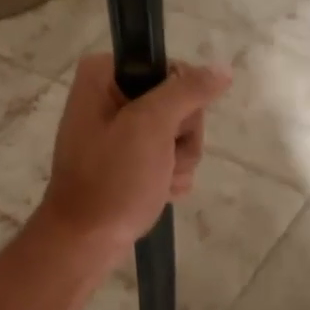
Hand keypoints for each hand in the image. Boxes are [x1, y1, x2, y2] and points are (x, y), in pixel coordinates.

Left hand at [36, 53, 231, 261]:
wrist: (87, 241)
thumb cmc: (112, 180)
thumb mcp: (150, 127)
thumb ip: (187, 91)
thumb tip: (222, 70)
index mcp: (103, 75)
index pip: (170, 69)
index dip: (181, 100)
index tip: (168, 127)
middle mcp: (110, 96)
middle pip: (179, 103)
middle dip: (181, 137)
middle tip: (161, 159)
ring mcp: (120, 131)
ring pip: (180, 133)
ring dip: (178, 162)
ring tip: (157, 182)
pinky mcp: (128, 160)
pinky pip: (169, 157)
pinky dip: (170, 176)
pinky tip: (157, 191)